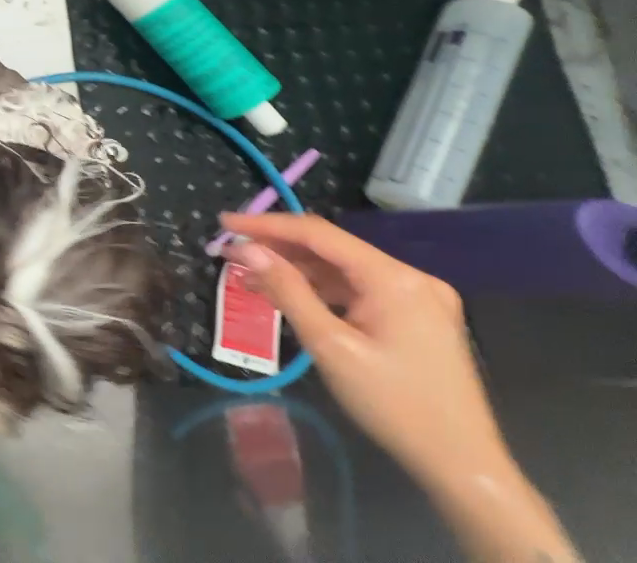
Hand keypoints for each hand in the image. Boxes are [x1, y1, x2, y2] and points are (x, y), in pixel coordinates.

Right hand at [219, 213, 505, 481]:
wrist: (461, 462)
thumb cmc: (393, 403)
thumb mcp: (330, 345)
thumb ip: (287, 290)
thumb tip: (245, 248)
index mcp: (395, 279)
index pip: (319, 234)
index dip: (266, 224)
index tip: (224, 223)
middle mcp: (411, 278)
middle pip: (332, 248)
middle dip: (278, 247)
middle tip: (229, 251)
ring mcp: (418, 298)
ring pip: (342, 269)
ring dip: (296, 269)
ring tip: (249, 275)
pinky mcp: (416, 317)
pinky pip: (357, 290)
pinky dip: (320, 289)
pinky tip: (288, 296)